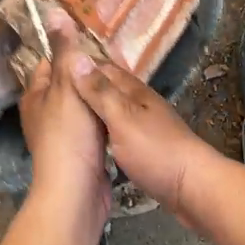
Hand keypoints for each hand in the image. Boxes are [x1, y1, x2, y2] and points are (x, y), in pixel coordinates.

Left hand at [20, 9, 110, 219]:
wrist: (75, 194)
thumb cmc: (68, 136)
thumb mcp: (67, 85)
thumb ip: (65, 50)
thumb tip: (53, 11)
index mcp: (36, 96)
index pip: (53, 61)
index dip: (73, 51)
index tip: (99, 43)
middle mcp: (46, 114)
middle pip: (72, 84)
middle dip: (92, 75)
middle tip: (120, 64)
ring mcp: (64, 136)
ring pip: (86, 106)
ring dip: (101, 98)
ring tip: (125, 85)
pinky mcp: (82, 154)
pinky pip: (96, 128)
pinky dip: (108, 120)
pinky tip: (124, 115)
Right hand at [68, 55, 216, 224]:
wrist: (192, 187)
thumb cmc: (155, 150)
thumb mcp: (122, 118)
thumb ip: (100, 91)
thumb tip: (75, 57)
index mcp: (132, 90)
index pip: (101, 68)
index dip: (78, 65)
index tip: (52, 67)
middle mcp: (138, 102)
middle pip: (107, 88)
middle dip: (84, 88)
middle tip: (54, 95)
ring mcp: (143, 124)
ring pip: (112, 110)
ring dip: (93, 110)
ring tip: (68, 116)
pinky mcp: (145, 147)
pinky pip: (118, 130)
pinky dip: (103, 130)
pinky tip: (92, 140)